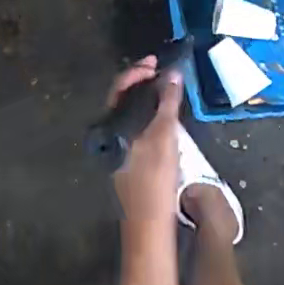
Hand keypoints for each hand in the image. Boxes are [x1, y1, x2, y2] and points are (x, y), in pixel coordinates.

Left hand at [108, 56, 184, 230]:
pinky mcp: (128, 157)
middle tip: (160, 71)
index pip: (120, 86)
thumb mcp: (165, 134)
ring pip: (129, 112)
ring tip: (165, 88)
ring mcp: (118, 145)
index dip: (137, 70)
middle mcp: (110, 131)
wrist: (148, 221)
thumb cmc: (154, 175)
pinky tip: (162, 116)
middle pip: (123, 97)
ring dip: (146, 97)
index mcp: (112, 122)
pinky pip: (134, 125)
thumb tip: (173, 73)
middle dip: (142, 81)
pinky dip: (147, 113)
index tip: (156, 63)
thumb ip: (168, 102)